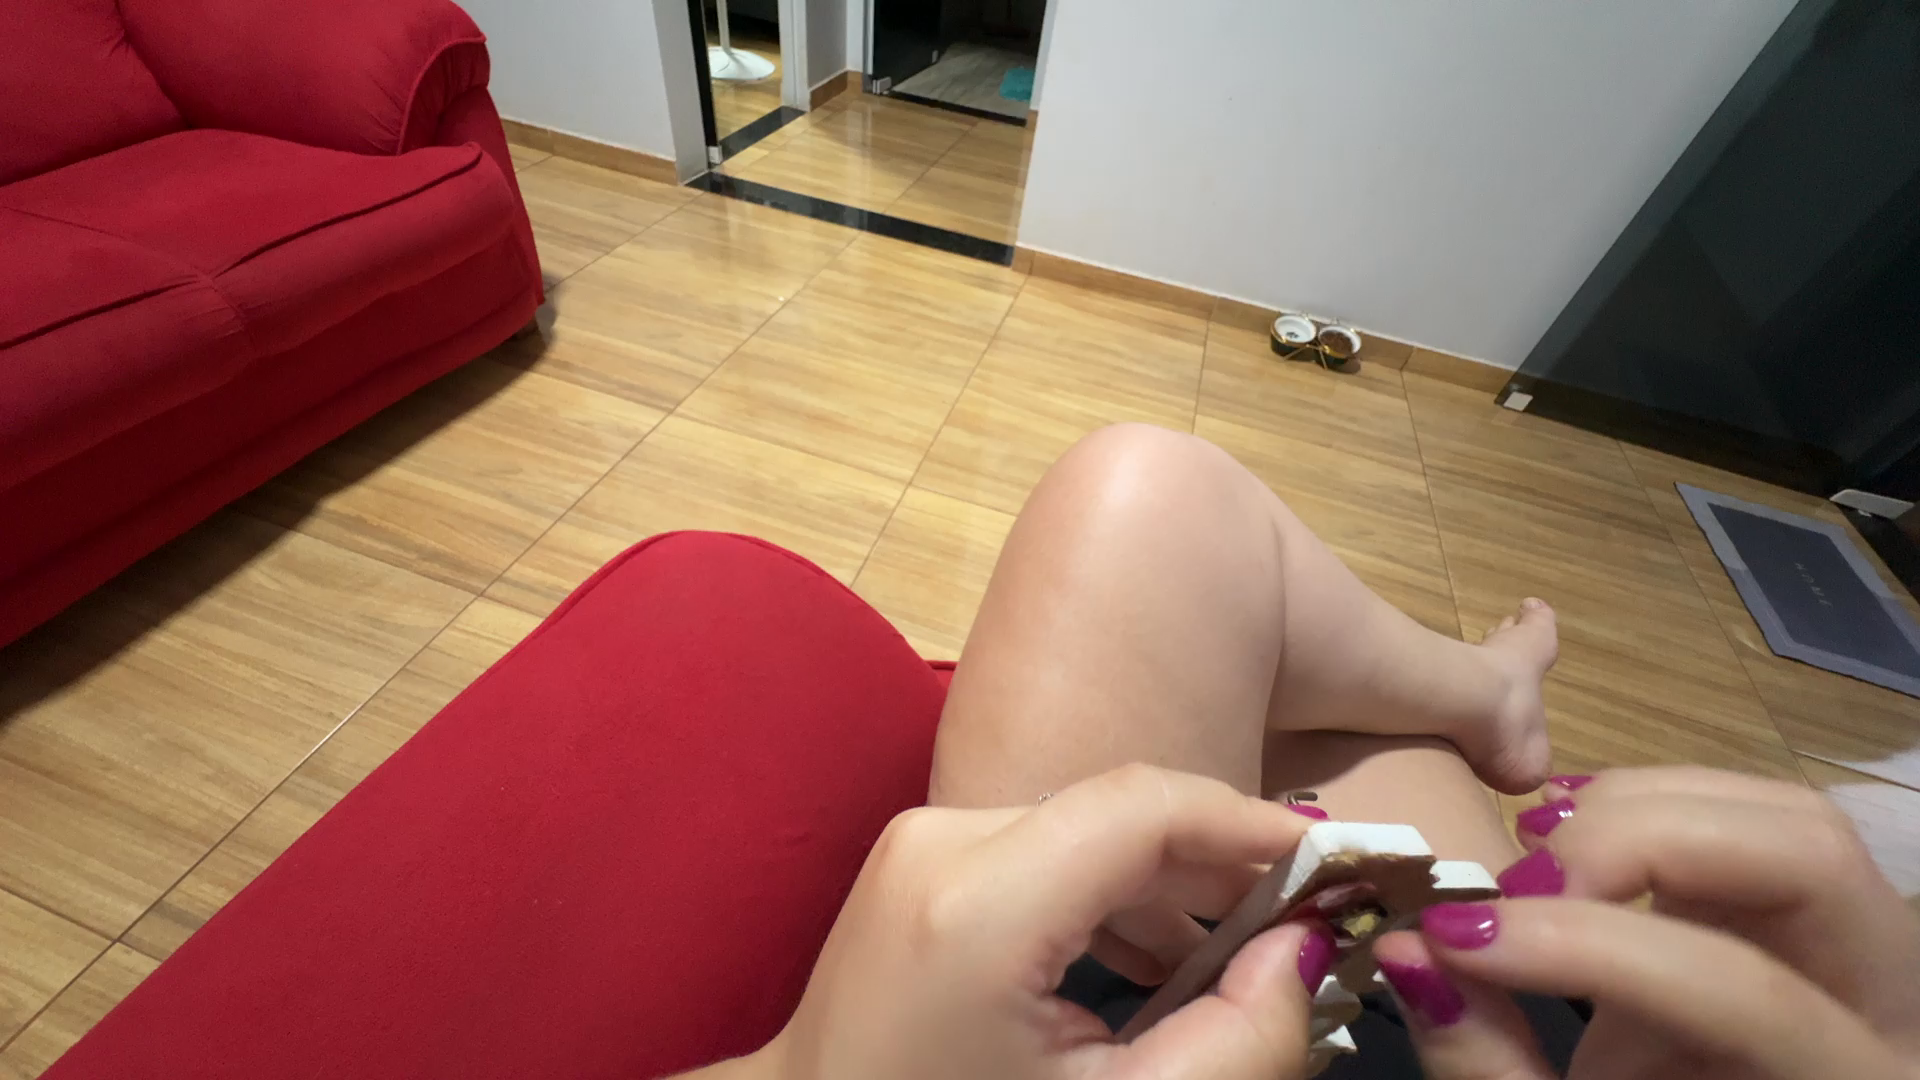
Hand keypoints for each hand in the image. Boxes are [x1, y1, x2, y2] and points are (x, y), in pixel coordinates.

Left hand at [750, 765, 1334, 1079]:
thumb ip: (1235, 1043)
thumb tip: (1304, 951)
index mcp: (976, 901)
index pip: (1141, 808)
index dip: (1249, 822)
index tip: (1336, 856)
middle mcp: (943, 836)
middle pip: (1115, 814)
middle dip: (1221, 860)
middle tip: (1311, 916)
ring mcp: (925, 836)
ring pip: (1085, 829)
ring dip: (1171, 882)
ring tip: (1251, 950)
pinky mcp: (925, 854)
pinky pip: (1045, 852)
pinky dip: (1114, 893)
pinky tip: (1164, 957)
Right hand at [1372, 766, 1919, 1079]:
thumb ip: (1485, 1066)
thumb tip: (1405, 949)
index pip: (1745, 993)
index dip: (1583, 945)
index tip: (1452, 934)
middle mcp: (1899, 1010)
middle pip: (1803, 853)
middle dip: (1628, 841)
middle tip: (1520, 879)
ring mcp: (1864, 945)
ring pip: (1780, 810)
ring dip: (1631, 807)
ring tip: (1537, 853)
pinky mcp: (1794, 905)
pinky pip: (1742, 809)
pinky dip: (1634, 798)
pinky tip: (1561, 836)